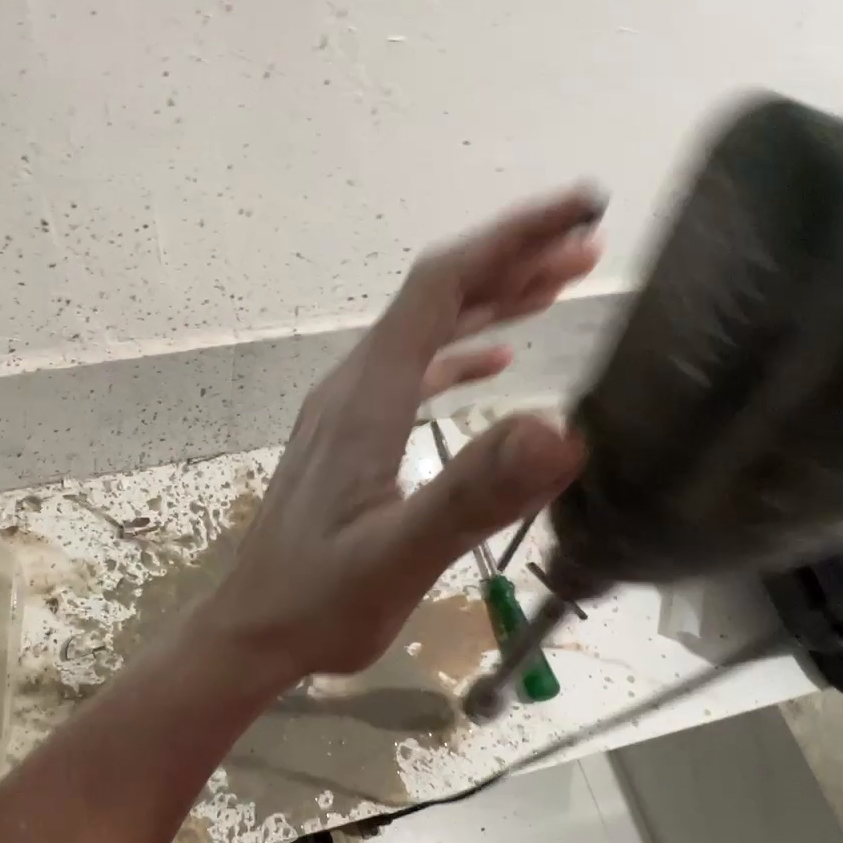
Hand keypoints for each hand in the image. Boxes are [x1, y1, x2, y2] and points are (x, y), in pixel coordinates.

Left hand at [202, 189, 601, 682]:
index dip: (511, 240)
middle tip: (588, 246)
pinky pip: (411, 374)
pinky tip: (495, 363)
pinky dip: (459, 354)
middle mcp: (355, 387)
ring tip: (557, 287)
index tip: (577, 212)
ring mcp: (348, 411)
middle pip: (436, 298)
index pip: (441, 286)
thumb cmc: (320, 601)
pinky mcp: (350, 439)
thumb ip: (472, 495)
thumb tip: (561, 432)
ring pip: (425, 332)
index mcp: (369, 396)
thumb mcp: (400, 555)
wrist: (254, 629)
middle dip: (512, 262)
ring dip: (491, 303)